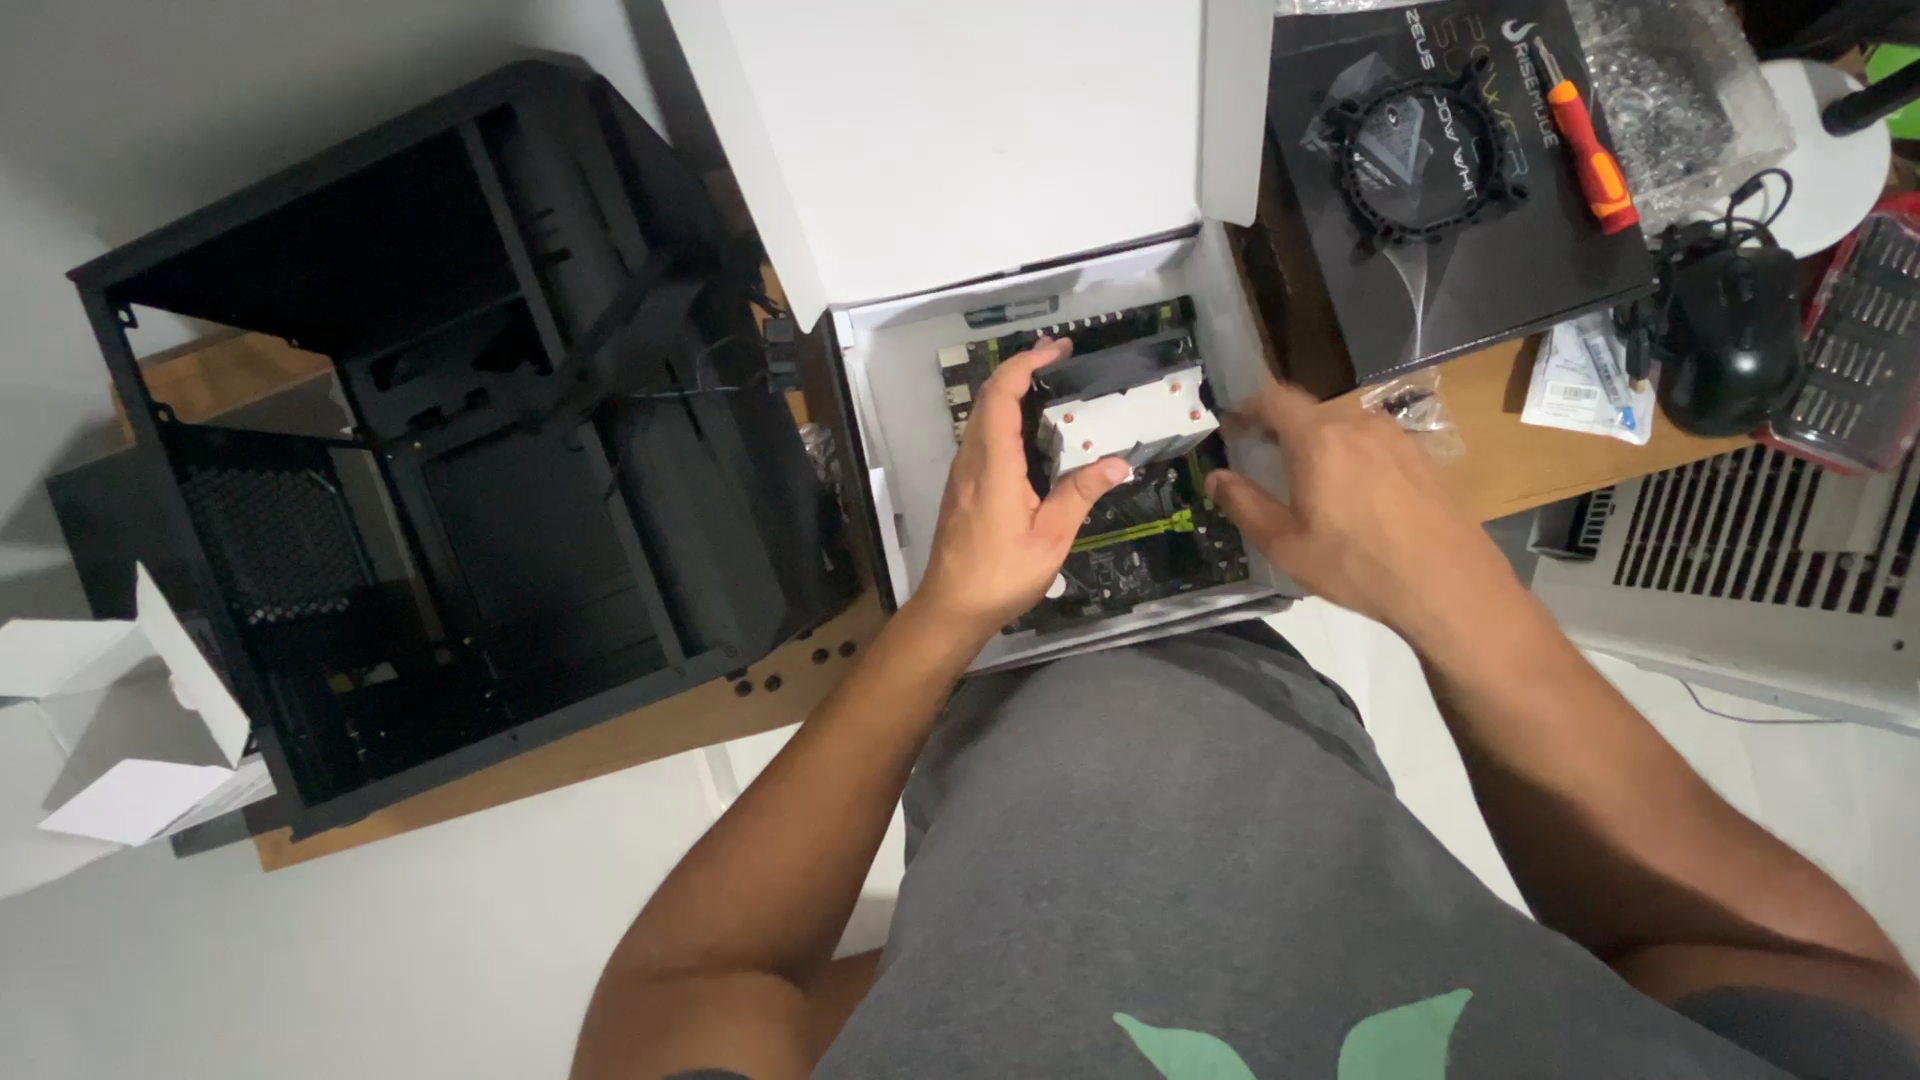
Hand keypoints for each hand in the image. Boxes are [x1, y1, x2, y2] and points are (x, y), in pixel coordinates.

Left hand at [913, 338, 1131, 639]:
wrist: (951, 607)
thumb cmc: (1002, 574)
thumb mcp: (1051, 538)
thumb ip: (1080, 495)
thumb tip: (1118, 463)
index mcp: (993, 465)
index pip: (1001, 396)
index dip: (1024, 365)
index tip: (1055, 350)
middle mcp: (971, 460)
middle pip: (988, 399)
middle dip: (1021, 371)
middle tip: (1059, 360)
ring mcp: (961, 474)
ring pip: (981, 418)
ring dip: (1011, 394)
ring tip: (1050, 390)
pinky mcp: (961, 488)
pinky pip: (981, 439)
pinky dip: (1004, 420)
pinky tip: (1031, 437)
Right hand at [1203, 381, 1524, 645]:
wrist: (1449, 585)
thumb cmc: (1355, 565)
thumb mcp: (1284, 544)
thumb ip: (1243, 504)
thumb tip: (1216, 477)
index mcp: (1319, 438)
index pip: (1274, 399)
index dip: (1247, 407)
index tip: (1232, 428)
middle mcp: (1358, 425)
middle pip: (1309, 412)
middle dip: (1280, 429)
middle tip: (1264, 460)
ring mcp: (1396, 438)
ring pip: (1342, 428)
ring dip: (1317, 444)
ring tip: (1307, 481)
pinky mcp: (1422, 457)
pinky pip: (1372, 444)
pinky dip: (1350, 457)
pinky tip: (1352, 497)